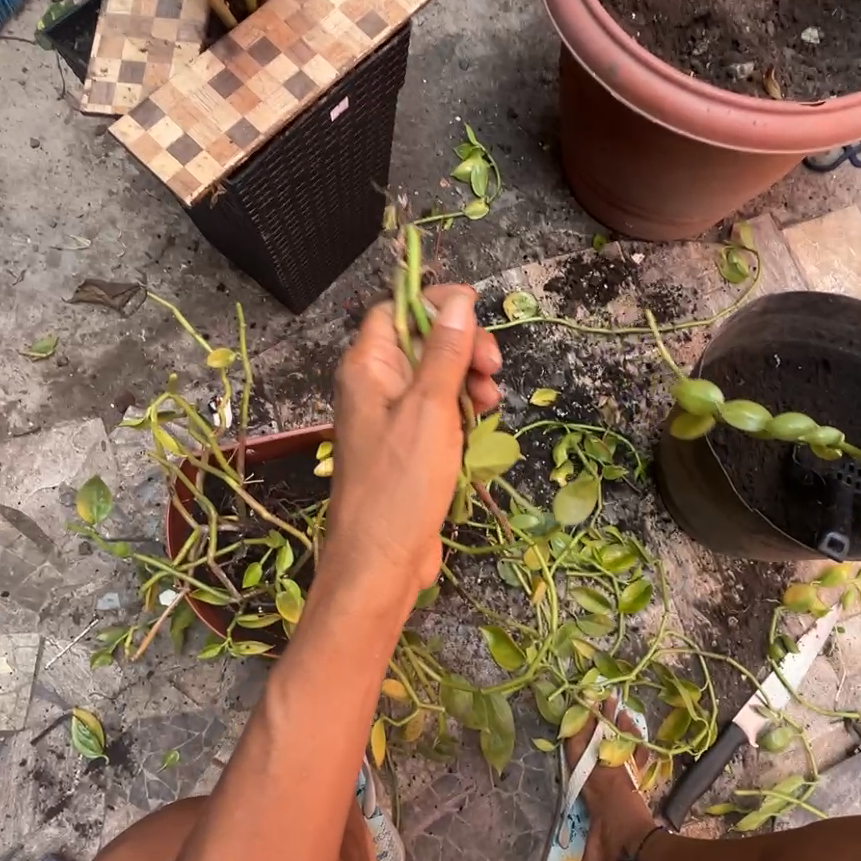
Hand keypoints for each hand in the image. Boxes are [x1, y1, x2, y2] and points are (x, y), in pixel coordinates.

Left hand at [321, 285, 500, 603]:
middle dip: (463, 347)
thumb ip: (445, 352)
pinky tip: (482, 424)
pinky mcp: (409, 447)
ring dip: (469, 382)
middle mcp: (375, 386)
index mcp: (367, 367)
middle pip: (423, 341)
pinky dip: (463, 412)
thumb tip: (459, 299)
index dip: (435, 303)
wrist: (382, 560)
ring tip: (492, 402)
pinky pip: (439, 413)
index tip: (477, 312)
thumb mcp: (431, 409)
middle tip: (493, 367)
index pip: (396, 308)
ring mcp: (392, 418)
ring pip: (437, 378)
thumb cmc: (402, 482)